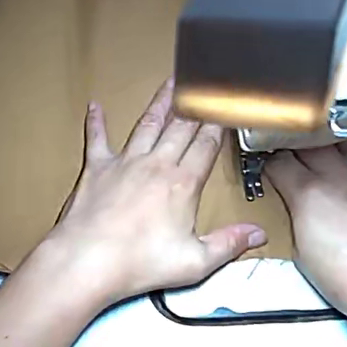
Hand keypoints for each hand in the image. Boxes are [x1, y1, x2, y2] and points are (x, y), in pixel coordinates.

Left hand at [25, 80, 265, 309]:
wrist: (88, 260)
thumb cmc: (139, 263)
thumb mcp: (195, 262)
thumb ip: (229, 244)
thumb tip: (259, 235)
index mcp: (183, 184)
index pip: (206, 146)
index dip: (217, 126)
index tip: (225, 109)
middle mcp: (156, 165)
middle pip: (180, 128)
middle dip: (193, 106)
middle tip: (201, 86)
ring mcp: (125, 163)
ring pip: (146, 124)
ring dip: (159, 104)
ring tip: (169, 83)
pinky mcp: (96, 169)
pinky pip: (97, 139)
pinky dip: (96, 122)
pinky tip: (95, 106)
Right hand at [266, 145, 346, 337]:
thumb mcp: (303, 256)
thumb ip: (297, 222)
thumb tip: (299, 212)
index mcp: (308, 194)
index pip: (278, 161)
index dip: (269, 165)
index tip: (269, 173)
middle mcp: (341, 176)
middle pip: (309, 143)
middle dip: (296, 150)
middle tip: (292, 162)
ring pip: (346, 143)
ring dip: (333, 150)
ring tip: (330, 163)